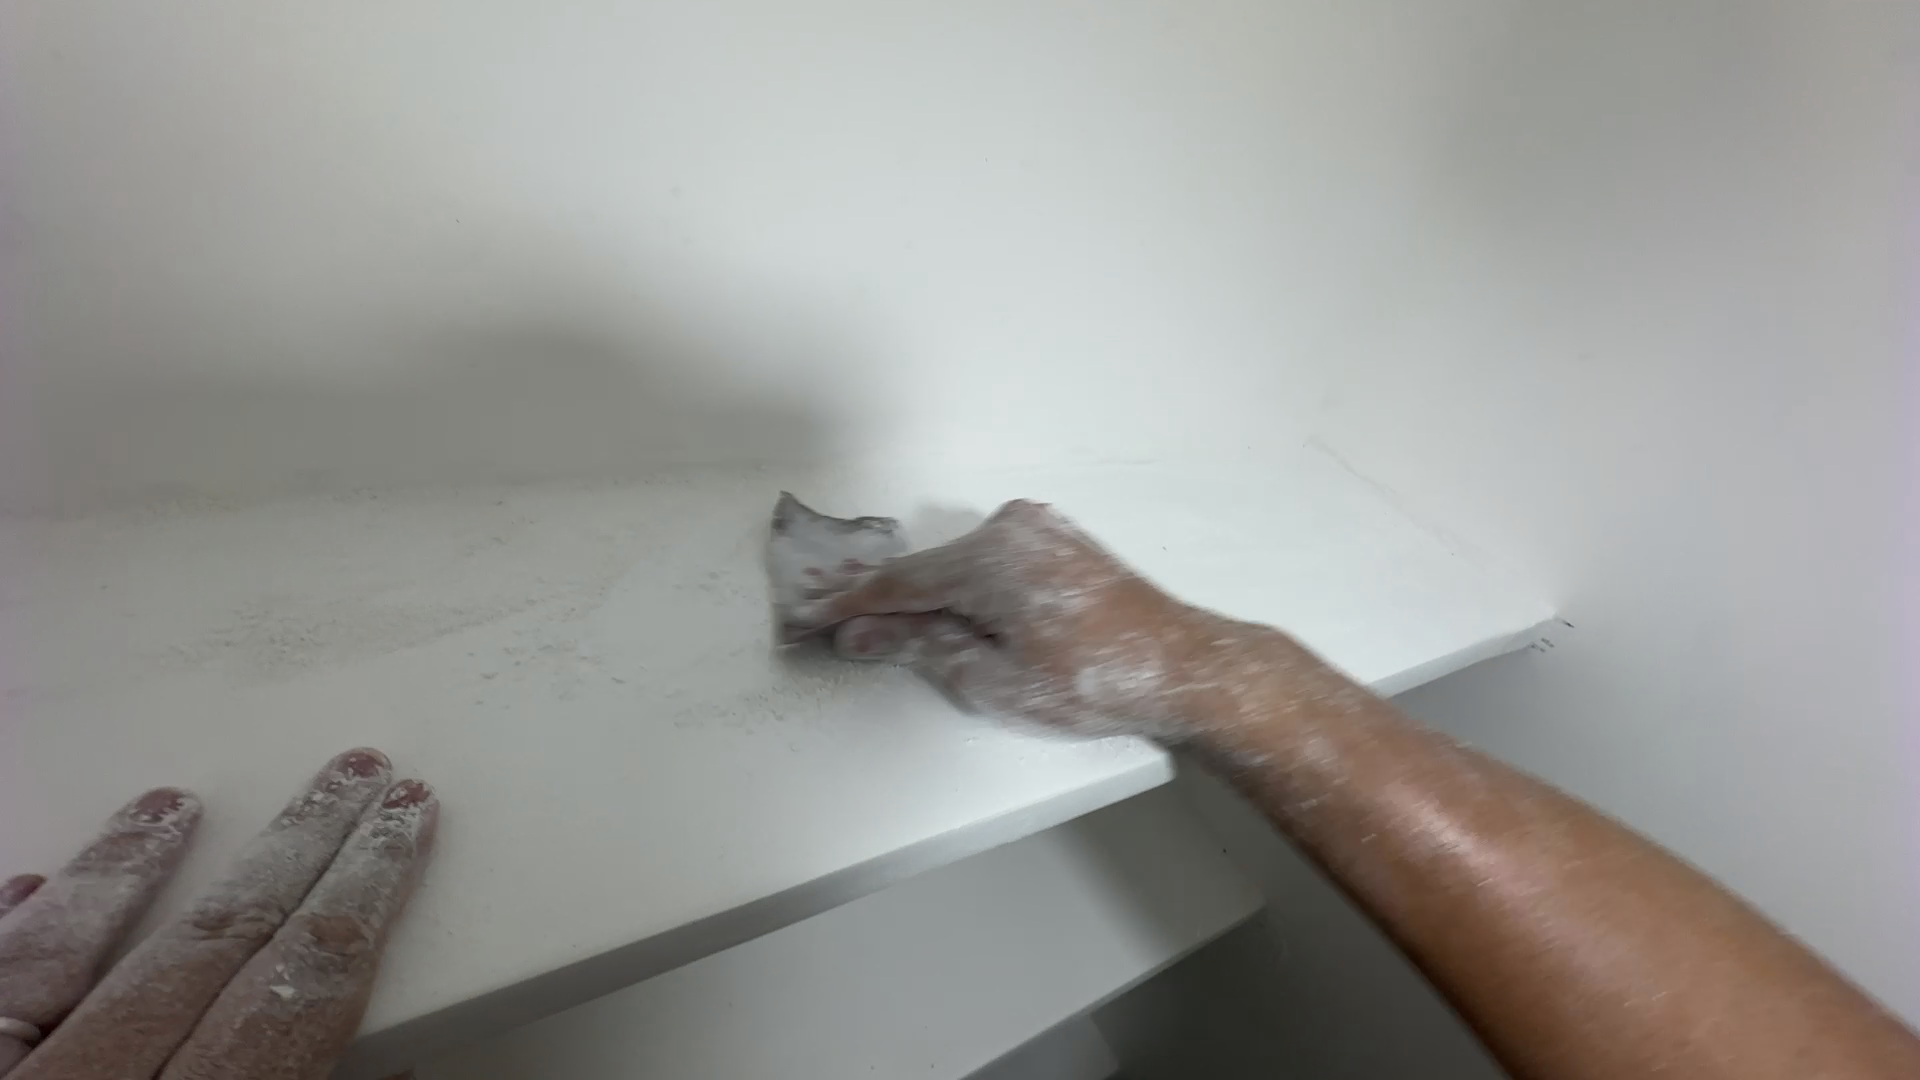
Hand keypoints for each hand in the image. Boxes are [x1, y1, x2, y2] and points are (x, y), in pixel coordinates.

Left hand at [0, 749, 436, 1079]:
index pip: (305, 976)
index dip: (370, 882)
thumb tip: (399, 1057)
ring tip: (170, 803)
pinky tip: (24, 890)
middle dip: (300, 842)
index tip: (408, 817)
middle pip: (211, 941)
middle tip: (354, 771)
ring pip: (54, 959)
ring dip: (125, 869)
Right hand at [795, 499, 1291, 738]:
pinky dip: (959, 582)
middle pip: (928, 568)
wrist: (1178, 663)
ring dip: (921, 590)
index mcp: (991, 557)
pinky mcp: (1052, 536)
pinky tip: (937, 601)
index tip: (807, 613)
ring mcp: (1034, 526)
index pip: (900, 582)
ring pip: (957, 562)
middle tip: (828, 612)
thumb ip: (921, 648)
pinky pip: (988, 558)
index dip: (850, 602)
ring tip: (873, 614)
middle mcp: (1007, 526)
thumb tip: (859, 633)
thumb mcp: (993, 679)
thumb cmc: (1087, 683)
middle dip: (881, 596)